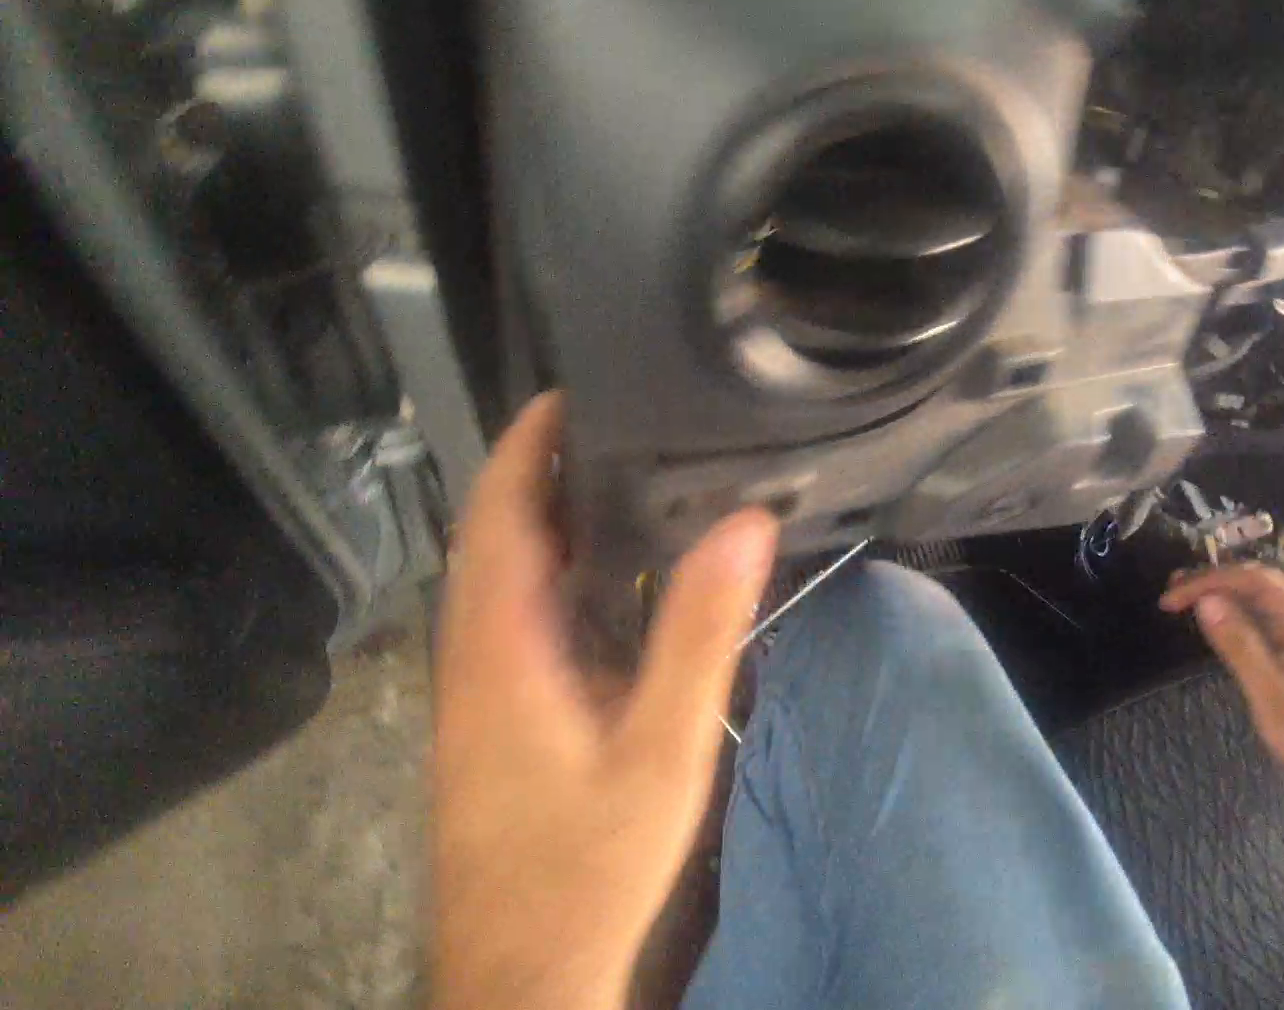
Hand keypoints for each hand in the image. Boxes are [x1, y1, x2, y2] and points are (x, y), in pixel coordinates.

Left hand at [430, 393, 778, 1009]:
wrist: (527, 972)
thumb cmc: (593, 859)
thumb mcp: (664, 744)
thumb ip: (702, 632)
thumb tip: (747, 524)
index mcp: (500, 649)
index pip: (496, 518)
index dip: (523, 449)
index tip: (569, 394)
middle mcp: (473, 660)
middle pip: (493, 540)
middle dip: (541, 474)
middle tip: (619, 426)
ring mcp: (479, 694)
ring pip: (503, 582)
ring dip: (548, 522)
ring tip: (624, 480)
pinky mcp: (497, 720)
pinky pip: (519, 619)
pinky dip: (558, 575)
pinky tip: (614, 580)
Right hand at [1160, 565, 1283, 797]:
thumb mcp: (1270, 692)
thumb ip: (1238, 643)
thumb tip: (1205, 601)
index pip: (1255, 580)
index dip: (1210, 581)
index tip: (1173, 596)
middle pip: (1258, 583)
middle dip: (1214, 581)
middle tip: (1171, 590)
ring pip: (1261, 598)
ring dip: (1222, 595)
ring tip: (1183, 598)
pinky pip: (1266, 618)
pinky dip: (1236, 613)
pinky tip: (1215, 619)